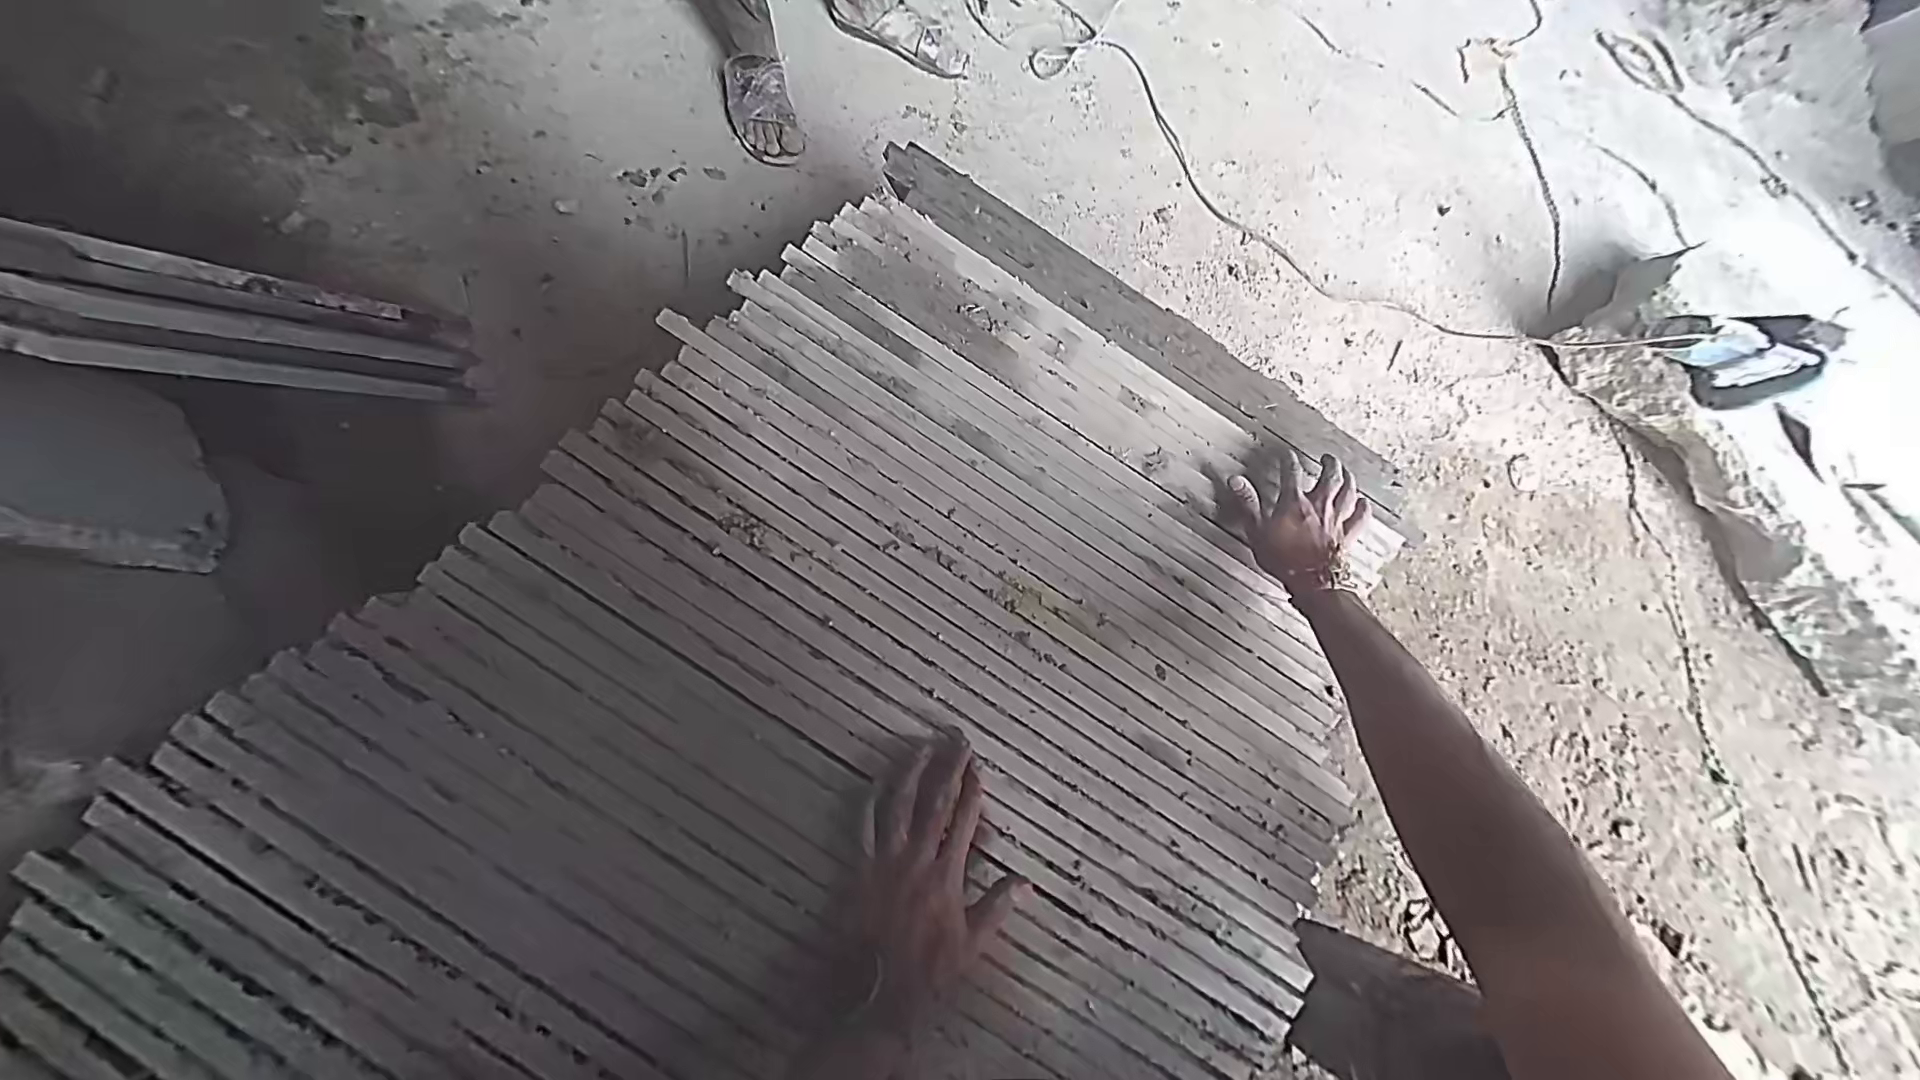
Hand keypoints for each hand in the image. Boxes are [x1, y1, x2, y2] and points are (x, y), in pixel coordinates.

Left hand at [841, 734, 1027, 1035]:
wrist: (877, 994)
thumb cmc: (929, 972)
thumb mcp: (972, 944)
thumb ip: (998, 906)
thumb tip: (1025, 881)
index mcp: (947, 874)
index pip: (965, 820)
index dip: (972, 790)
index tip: (977, 767)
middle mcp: (918, 858)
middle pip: (936, 803)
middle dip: (949, 768)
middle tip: (956, 742)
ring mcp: (886, 860)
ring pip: (899, 805)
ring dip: (911, 773)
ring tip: (920, 747)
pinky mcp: (859, 868)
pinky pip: (862, 827)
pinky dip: (869, 803)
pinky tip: (874, 781)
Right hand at [1229, 451, 1370, 592]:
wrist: (1312, 581)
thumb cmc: (1284, 559)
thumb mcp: (1256, 531)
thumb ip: (1247, 503)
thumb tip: (1236, 481)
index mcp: (1294, 503)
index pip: (1292, 472)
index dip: (1288, 460)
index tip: (1286, 455)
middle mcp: (1319, 506)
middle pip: (1330, 477)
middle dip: (1328, 464)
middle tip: (1327, 458)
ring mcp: (1336, 520)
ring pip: (1348, 492)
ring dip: (1348, 479)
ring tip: (1346, 472)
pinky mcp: (1347, 535)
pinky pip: (1359, 517)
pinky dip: (1362, 507)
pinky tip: (1364, 502)